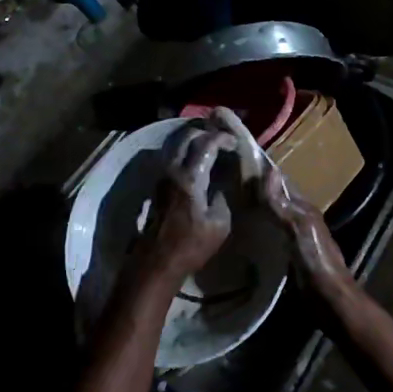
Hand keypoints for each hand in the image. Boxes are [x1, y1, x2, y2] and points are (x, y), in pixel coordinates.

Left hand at [131, 126, 235, 285]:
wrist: (158, 259)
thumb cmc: (191, 244)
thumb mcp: (220, 223)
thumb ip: (222, 196)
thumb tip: (220, 184)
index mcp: (190, 178)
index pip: (206, 144)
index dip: (222, 138)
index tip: (235, 142)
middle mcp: (172, 170)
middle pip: (186, 137)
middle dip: (205, 132)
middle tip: (221, 139)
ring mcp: (162, 176)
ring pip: (176, 146)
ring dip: (193, 141)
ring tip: (211, 147)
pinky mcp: (157, 185)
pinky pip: (172, 159)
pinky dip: (186, 153)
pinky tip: (198, 162)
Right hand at [203, 106, 350, 290]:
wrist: (329, 301)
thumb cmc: (316, 263)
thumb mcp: (298, 229)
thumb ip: (282, 204)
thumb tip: (269, 170)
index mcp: (303, 208)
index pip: (279, 180)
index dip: (260, 168)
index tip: (236, 155)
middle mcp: (298, 217)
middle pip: (272, 195)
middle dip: (251, 184)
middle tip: (221, 175)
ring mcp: (291, 235)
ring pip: (268, 212)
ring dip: (250, 204)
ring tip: (222, 197)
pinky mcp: (285, 252)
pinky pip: (265, 230)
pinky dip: (251, 223)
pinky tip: (235, 226)